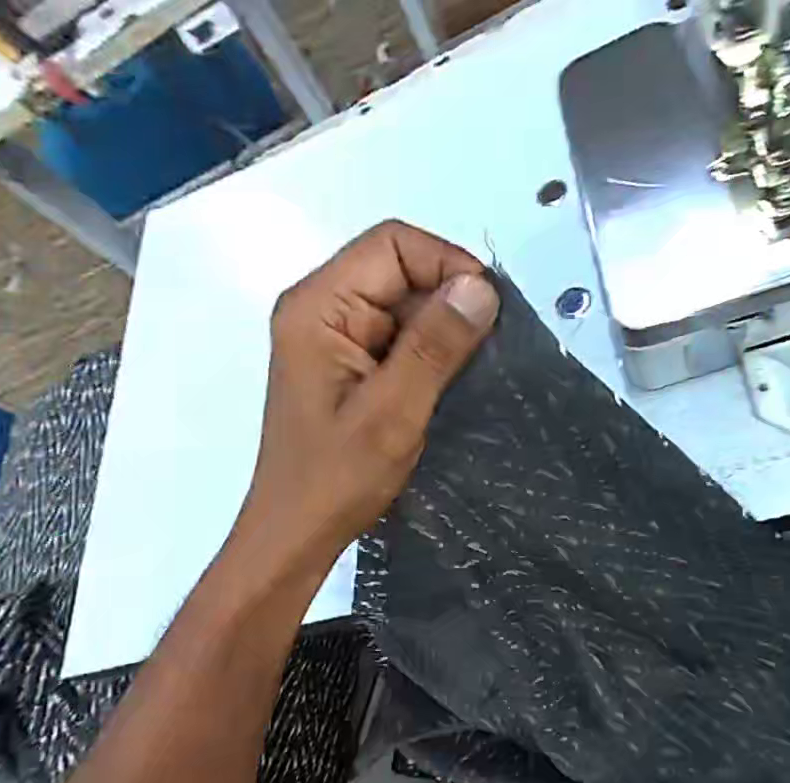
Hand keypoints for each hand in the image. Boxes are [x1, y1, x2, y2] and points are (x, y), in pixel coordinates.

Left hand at [233, 220, 497, 581]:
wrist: (299, 529)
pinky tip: (454, 380)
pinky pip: (403, 337)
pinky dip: (435, 351)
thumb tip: (482, 287)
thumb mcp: (393, 411)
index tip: (490, 312)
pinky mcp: (354, 363)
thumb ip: (435, 346)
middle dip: (451, 299)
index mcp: (320, 306)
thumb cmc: (338, 476)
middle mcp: (324, 308)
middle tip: (490, 348)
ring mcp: (339, 337)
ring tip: (476, 369)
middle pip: (400, 268)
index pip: (392, 244)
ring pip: (408, 304)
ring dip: (447, 329)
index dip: (448, 263)